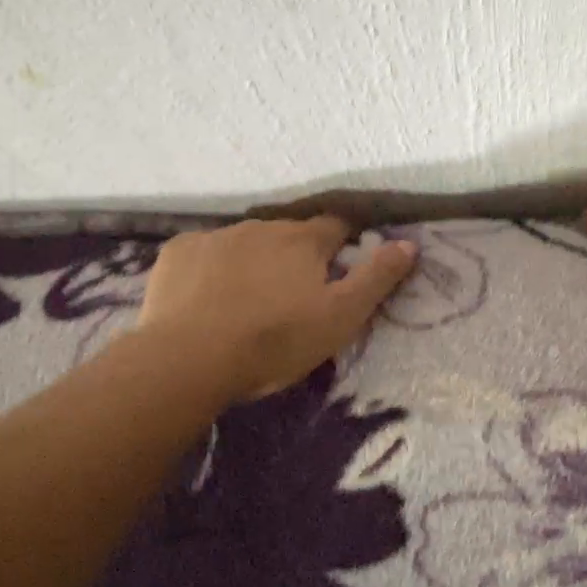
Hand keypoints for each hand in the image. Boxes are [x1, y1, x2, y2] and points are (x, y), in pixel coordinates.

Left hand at [136, 217, 416, 399]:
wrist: (189, 359)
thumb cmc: (276, 340)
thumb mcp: (342, 317)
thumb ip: (377, 278)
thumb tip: (409, 243)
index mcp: (304, 240)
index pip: (337, 227)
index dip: (345, 245)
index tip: (343, 267)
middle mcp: (262, 227)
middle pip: (289, 235)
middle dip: (296, 256)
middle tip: (294, 295)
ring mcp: (216, 237)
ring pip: (245, 243)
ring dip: (254, 261)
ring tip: (249, 300)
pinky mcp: (177, 254)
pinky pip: (204, 254)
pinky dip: (212, 269)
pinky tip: (207, 298)